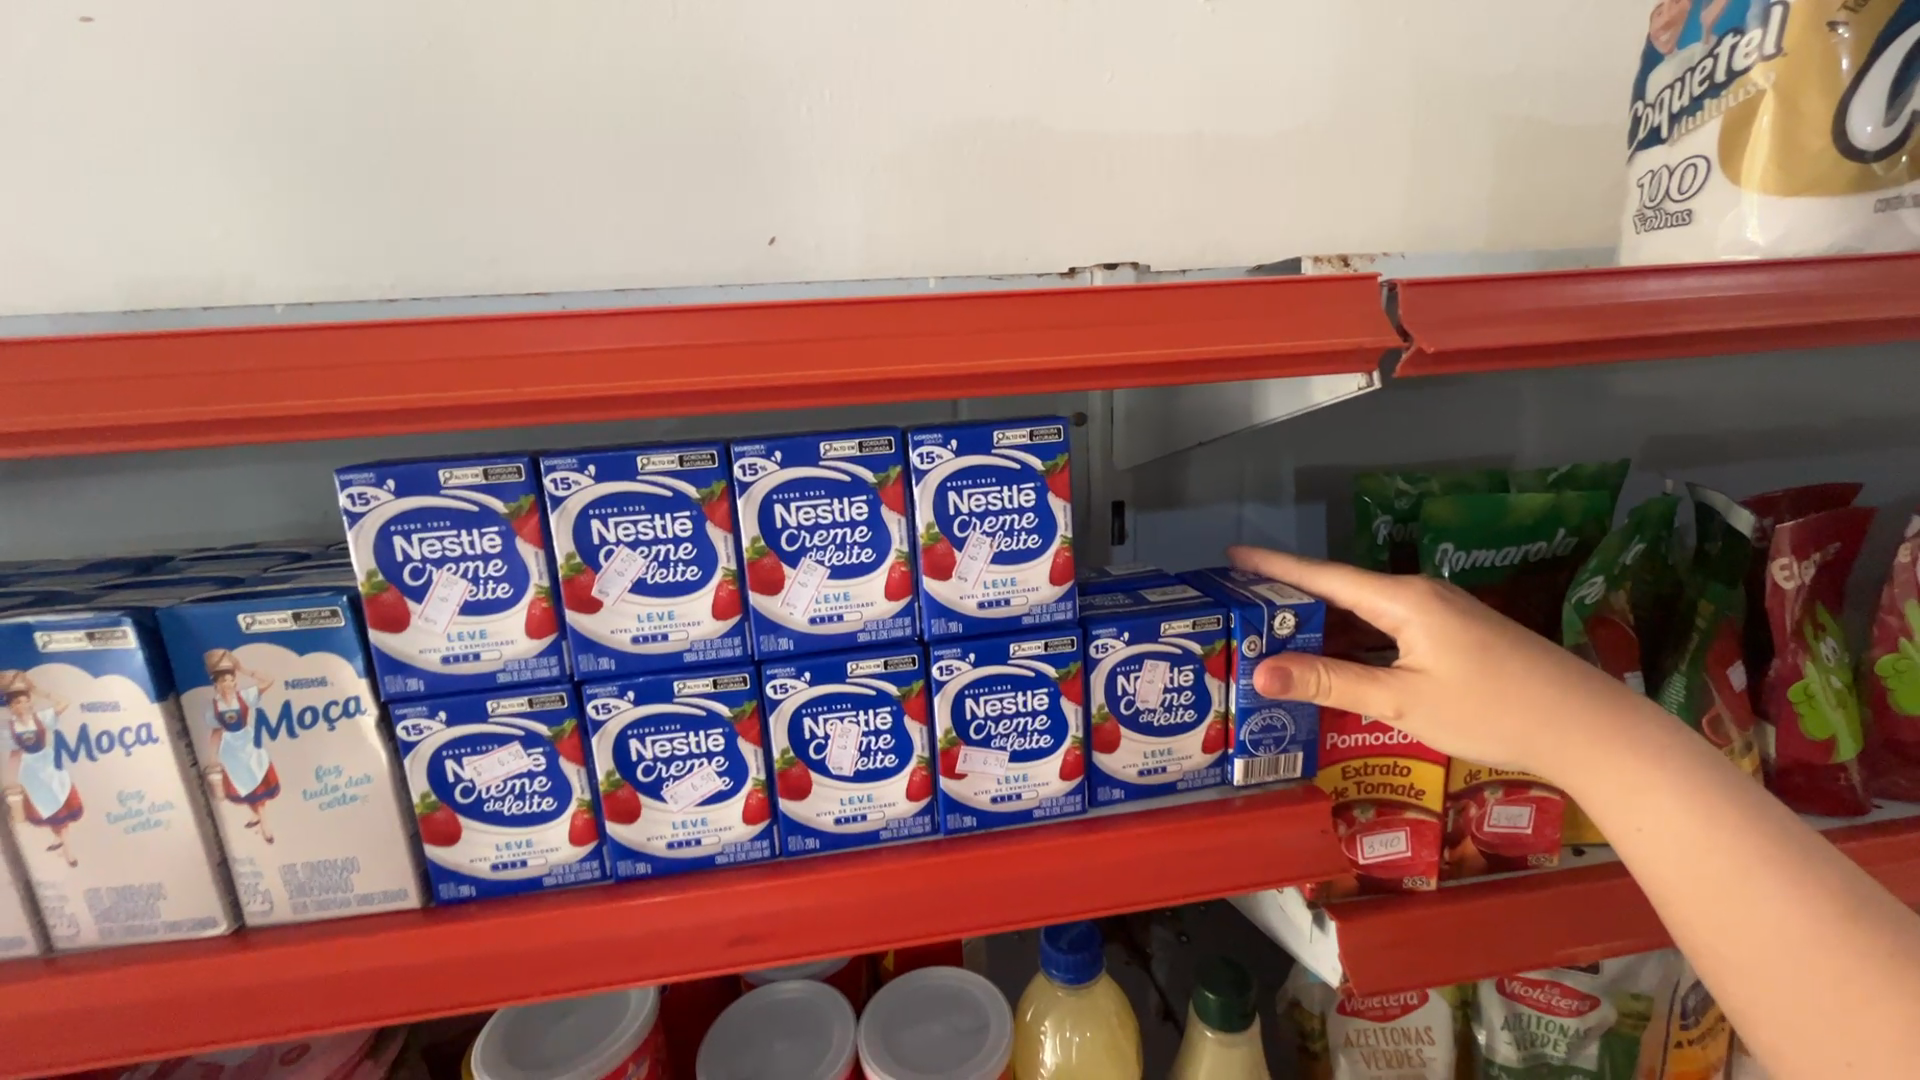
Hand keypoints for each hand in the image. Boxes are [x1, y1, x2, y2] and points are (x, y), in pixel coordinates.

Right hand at [1228, 546, 1650, 780]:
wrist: (1591, 729)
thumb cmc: (1491, 710)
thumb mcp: (1400, 701)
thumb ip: (1329, 682)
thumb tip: (1258, 671)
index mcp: (1403, 600)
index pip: (1323, 576)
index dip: (1275, 566)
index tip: (1233, 554)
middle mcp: (1420, 594)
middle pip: (1342, 589)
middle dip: (1291, 594)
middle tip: (1243, 602)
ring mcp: (1443, 612)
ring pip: (1366, 609)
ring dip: (1323, 618)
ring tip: (1278, 627)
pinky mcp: (1458, 633)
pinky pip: (1389, 624)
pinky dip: (1354, 634)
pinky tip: (1339, 652)